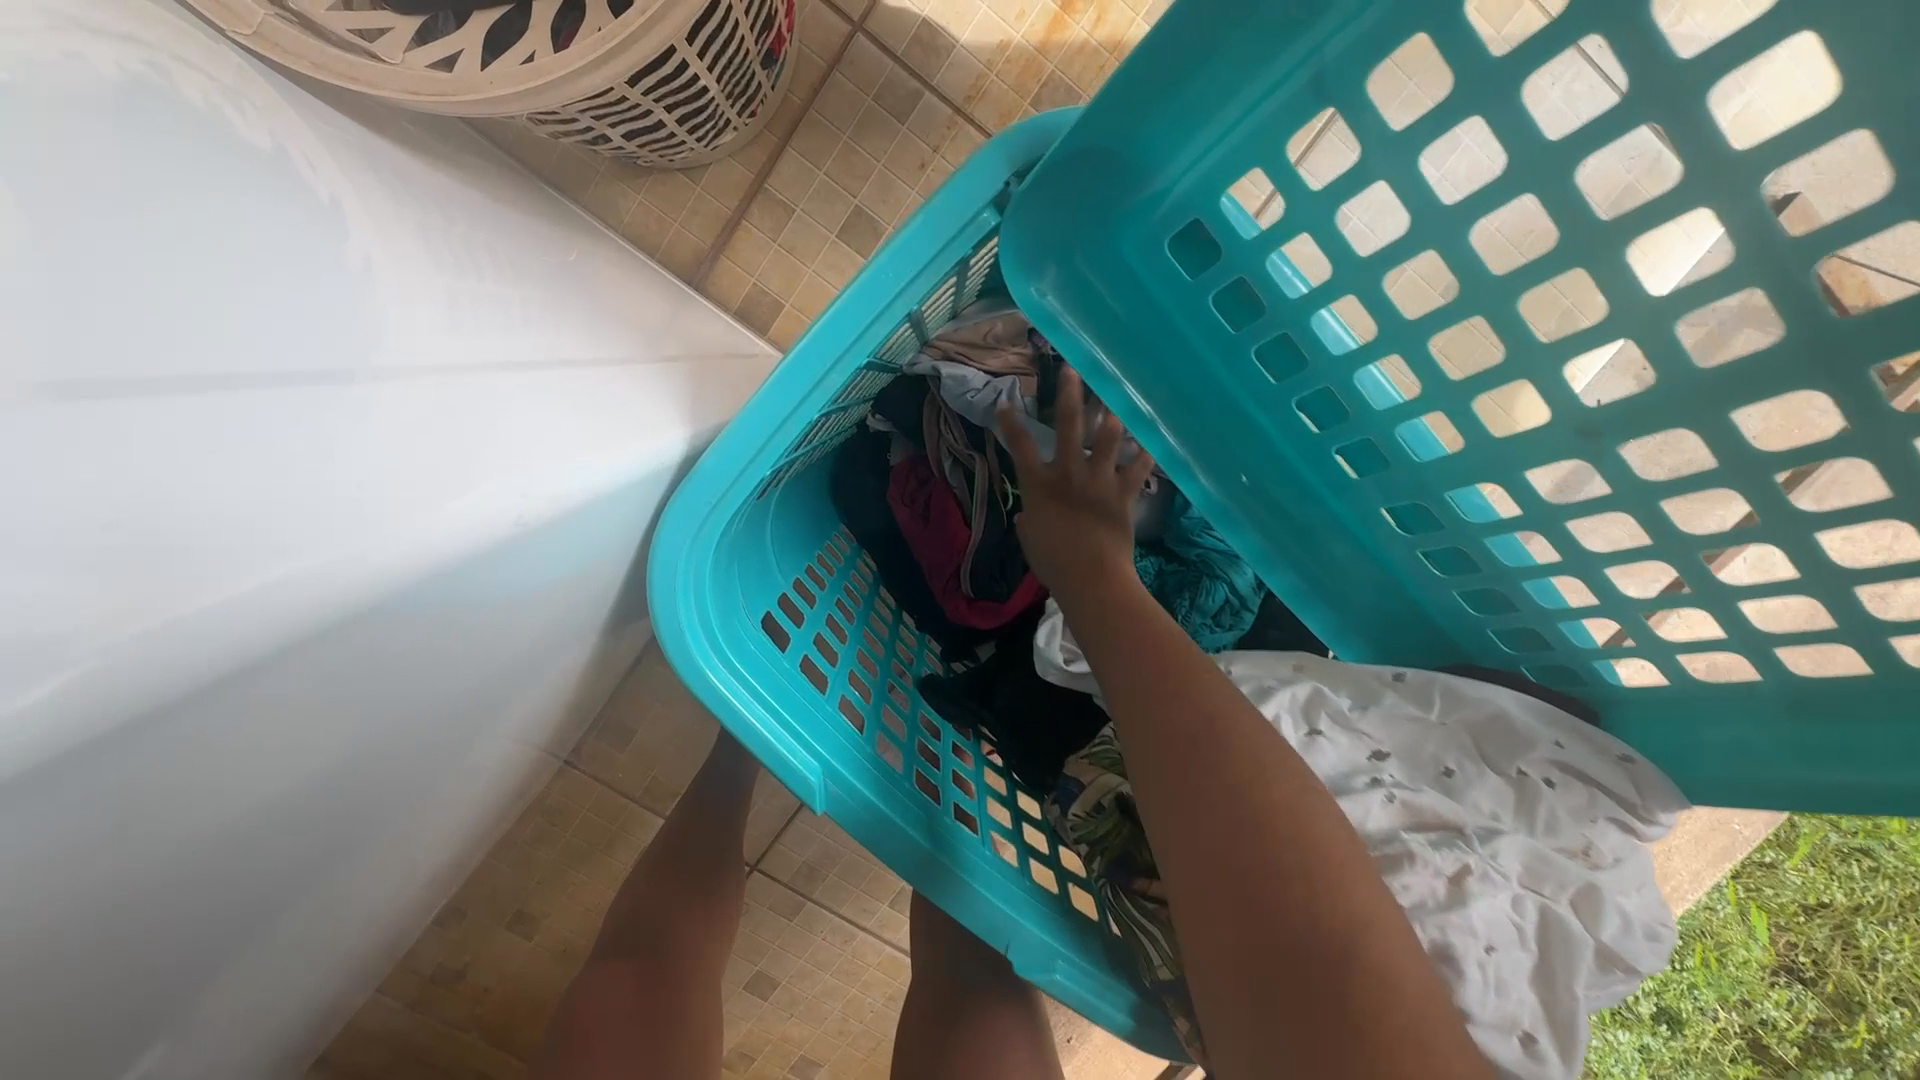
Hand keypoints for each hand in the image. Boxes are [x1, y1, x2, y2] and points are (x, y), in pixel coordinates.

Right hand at [998, 369, 1156, 602]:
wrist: (1091, 577)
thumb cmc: (1053, 562)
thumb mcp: (1029, 539)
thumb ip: (1029, 520)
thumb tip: (1028, 516)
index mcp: (1039, 485)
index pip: (1020, 446)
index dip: (1011, 423)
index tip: (1007, 404)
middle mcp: (1069, 473)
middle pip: (1068, 424)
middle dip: (1069, 394)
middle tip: (1072, 370)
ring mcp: (1100, 480)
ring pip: (1108, 436)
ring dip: (1111, 414)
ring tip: (1114, 396)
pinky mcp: (1124, 493)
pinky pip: (1139, 467)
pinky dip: (1146, 453)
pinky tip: (1151, 439)